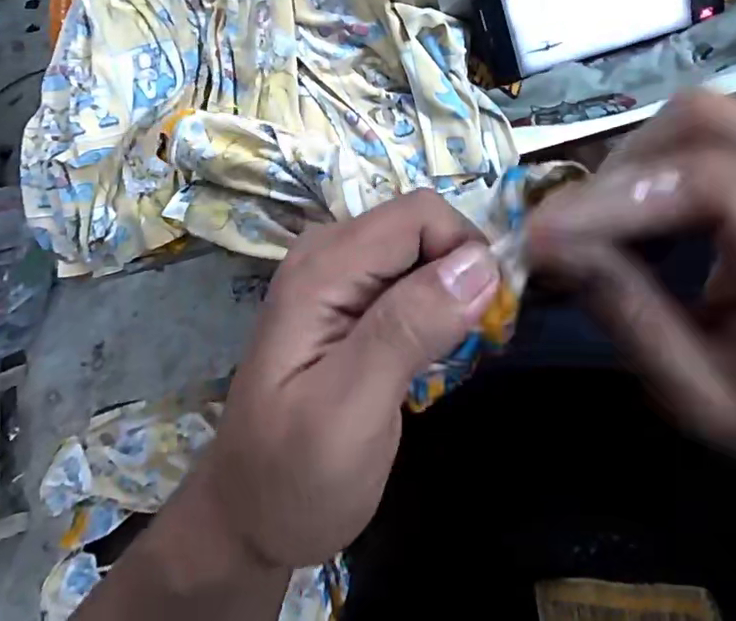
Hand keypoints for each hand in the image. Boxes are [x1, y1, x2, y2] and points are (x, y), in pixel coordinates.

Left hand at [192, 191, 499, 567]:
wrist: (250, 520)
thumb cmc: (295, 477)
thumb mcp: (351, 411)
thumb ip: (408, 328)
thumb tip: (480, 263)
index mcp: (321, 269)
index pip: (418, 215)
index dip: (463, 250)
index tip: (486, 312)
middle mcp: (328, 255)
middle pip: (422, 225)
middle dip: (463, 268)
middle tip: (475, 336)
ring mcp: (338, 276)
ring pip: (422, 248)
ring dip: (454, 288)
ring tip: (457, 348)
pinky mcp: (352, 300)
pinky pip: (412, 275)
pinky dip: (440, 302)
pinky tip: (438, 347)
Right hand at [523, 91, 735, 491]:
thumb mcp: (710, 404)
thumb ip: (632, 319)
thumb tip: (550, 245)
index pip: (723, 188)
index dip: (622, 198)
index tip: (543, 231)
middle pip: (710, 124)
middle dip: (622, 169)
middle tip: (573, 229)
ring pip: (704, 114)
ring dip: (636, 159)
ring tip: (607, 223)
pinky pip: (714, 127)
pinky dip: (659, 158)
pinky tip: (647, 208)